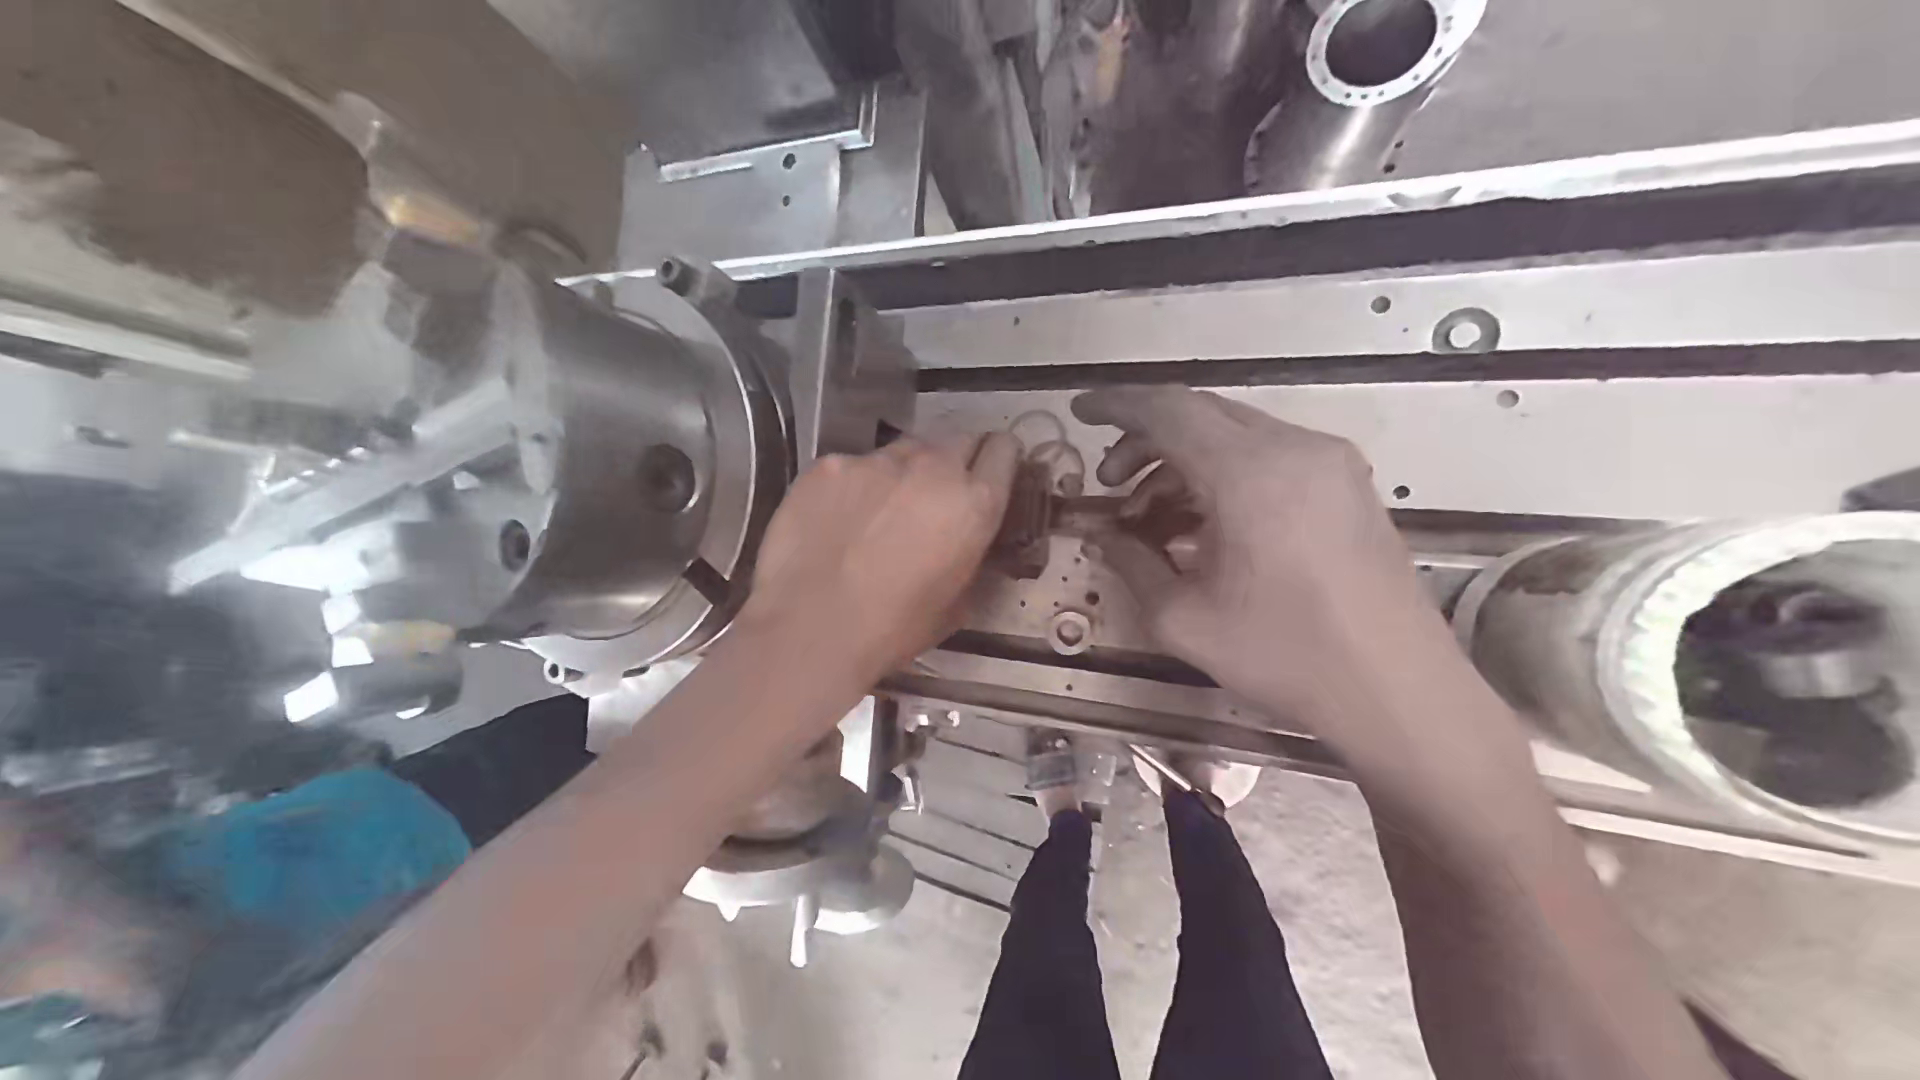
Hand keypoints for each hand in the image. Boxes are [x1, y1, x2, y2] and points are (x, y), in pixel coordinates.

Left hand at [737, 433, 1018, 681]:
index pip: (1004, 451)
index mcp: (973, 503)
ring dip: (904, 472)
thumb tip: (968, 544)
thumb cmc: (894, 629)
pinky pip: (853, 466)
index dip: (1000, 461)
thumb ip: (972, 559)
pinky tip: (835, 519)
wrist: (811, 629)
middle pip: (958, 440)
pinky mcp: (830, 464)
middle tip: (936, 498)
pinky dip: (854, 485)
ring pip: (904, 451)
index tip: (988, 476)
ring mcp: (876, 460)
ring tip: (880, 511)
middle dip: (955, 462)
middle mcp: (932, 467)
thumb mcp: (957, 604)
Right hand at [1073, 388, 1440, 726]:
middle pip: (1201, 413)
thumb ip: (1132, 563)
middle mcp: (1294, 448)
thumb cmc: (1285, 656)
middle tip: (1111, 482)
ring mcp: (1329, 462)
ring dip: (1183, 459)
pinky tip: (1203, 522)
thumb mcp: (1183, 618)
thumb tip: (1102, 535)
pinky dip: (1222, 472)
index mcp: (1250, 473)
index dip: (1117, 406)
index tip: (1080, 413)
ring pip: (1235, 433)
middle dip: (1145, 438)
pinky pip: (1268, 455)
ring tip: (1151, 514)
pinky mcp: (1347, 483)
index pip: (1168, 410)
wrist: (1398, 691)